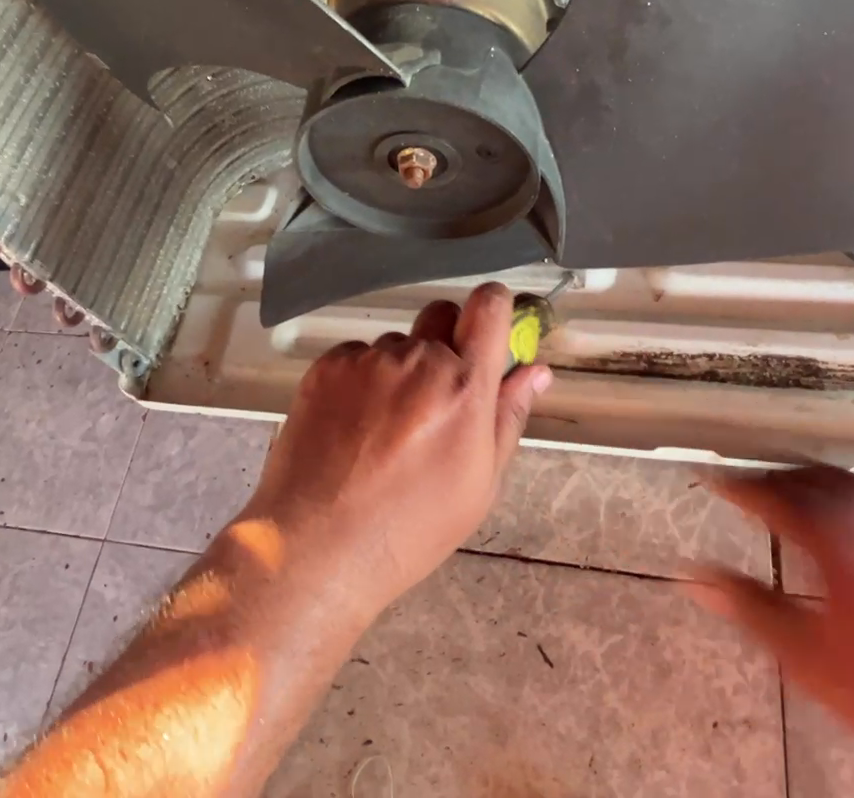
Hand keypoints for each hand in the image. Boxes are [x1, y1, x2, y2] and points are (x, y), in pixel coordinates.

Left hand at [241, 283, 551, 623]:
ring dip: (400, 369)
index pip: (489, 306)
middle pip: (441, 317)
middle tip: (433, 397)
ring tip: (382, 427)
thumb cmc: (412, 528)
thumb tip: (536, 371)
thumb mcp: (480, 483)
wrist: (317, 547)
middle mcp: (416, 360)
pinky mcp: (325, 366)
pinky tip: (350, 425)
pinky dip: (360, 379)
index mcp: (464, 387)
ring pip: (397, 343)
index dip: (494, 308)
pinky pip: (356, 355)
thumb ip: (509, 416)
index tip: (490, 331)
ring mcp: (366, 360)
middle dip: (445, 345)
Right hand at [685, 468, 853, 797]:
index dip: (738, 486)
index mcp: (841, 532)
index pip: (772, 492)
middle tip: (759, 494)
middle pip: (820, 477)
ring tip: (812, 513)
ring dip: (832, 493)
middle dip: (783, 482)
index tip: (719, 483)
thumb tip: (698, 579)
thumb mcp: (813, 662)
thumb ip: (751, 609)